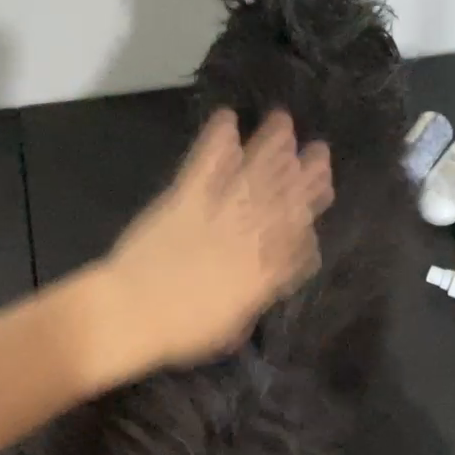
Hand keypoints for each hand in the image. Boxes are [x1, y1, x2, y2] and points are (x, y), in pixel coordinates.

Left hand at [102, 109, 334, 369]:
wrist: (132, 314)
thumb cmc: (179, 334)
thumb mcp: (227, 330)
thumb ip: (249, 305)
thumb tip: (259, 294)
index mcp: (260, 278)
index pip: (295, 246)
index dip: (309, 224)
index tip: (321, 204)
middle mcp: (247, 241)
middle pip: (281, 205)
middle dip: (302, 178)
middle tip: (321, 153)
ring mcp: (216, 218)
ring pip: (250, 180)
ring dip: (268, 150)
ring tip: (283, 123)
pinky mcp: (184, 201)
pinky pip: (204, 167)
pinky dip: (215, 142)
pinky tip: (227, 119)